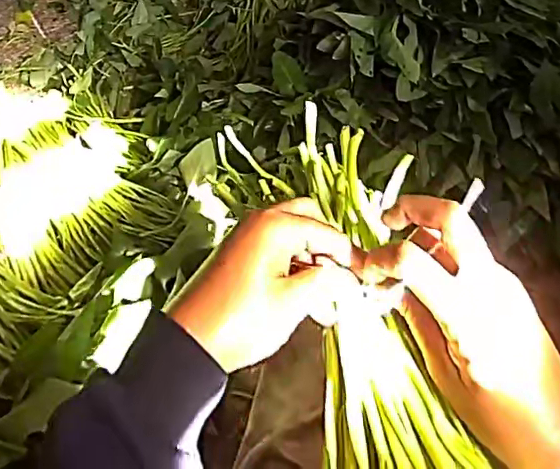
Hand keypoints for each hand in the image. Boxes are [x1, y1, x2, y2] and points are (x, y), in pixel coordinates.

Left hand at [166, 198, 360, 372]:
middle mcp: (262, 220)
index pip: (327, 230)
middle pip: (310, 220)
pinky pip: (279, 249)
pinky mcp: (243, 252)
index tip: (365, 279)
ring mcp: (250, 234)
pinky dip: (295, 267)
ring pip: (295, 236)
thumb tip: (350, 278)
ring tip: (325, 303)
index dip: (349, 256)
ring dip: (313, 261)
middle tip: (342, 281)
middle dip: (329, 249)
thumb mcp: (292, 302)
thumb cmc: (243, 318)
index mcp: (275, 225)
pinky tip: (305, 301)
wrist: (194, 338)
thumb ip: (326, 282)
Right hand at [360, 196, 559, 468]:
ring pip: (458, 233)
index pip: (415, 259)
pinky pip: (468, 255)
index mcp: (471, 316)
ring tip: (402, 267)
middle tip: (385, 222)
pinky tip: (428, 284)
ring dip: (425, 235)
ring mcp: (506, 282)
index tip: (366, 269)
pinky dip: (441, 256)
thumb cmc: (504, 423)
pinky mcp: (511, 286)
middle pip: (451, 216)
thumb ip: (416, 321)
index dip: (381, 257)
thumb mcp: (446, 377)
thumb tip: (387, 286)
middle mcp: (492, 286)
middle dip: (411, 207)